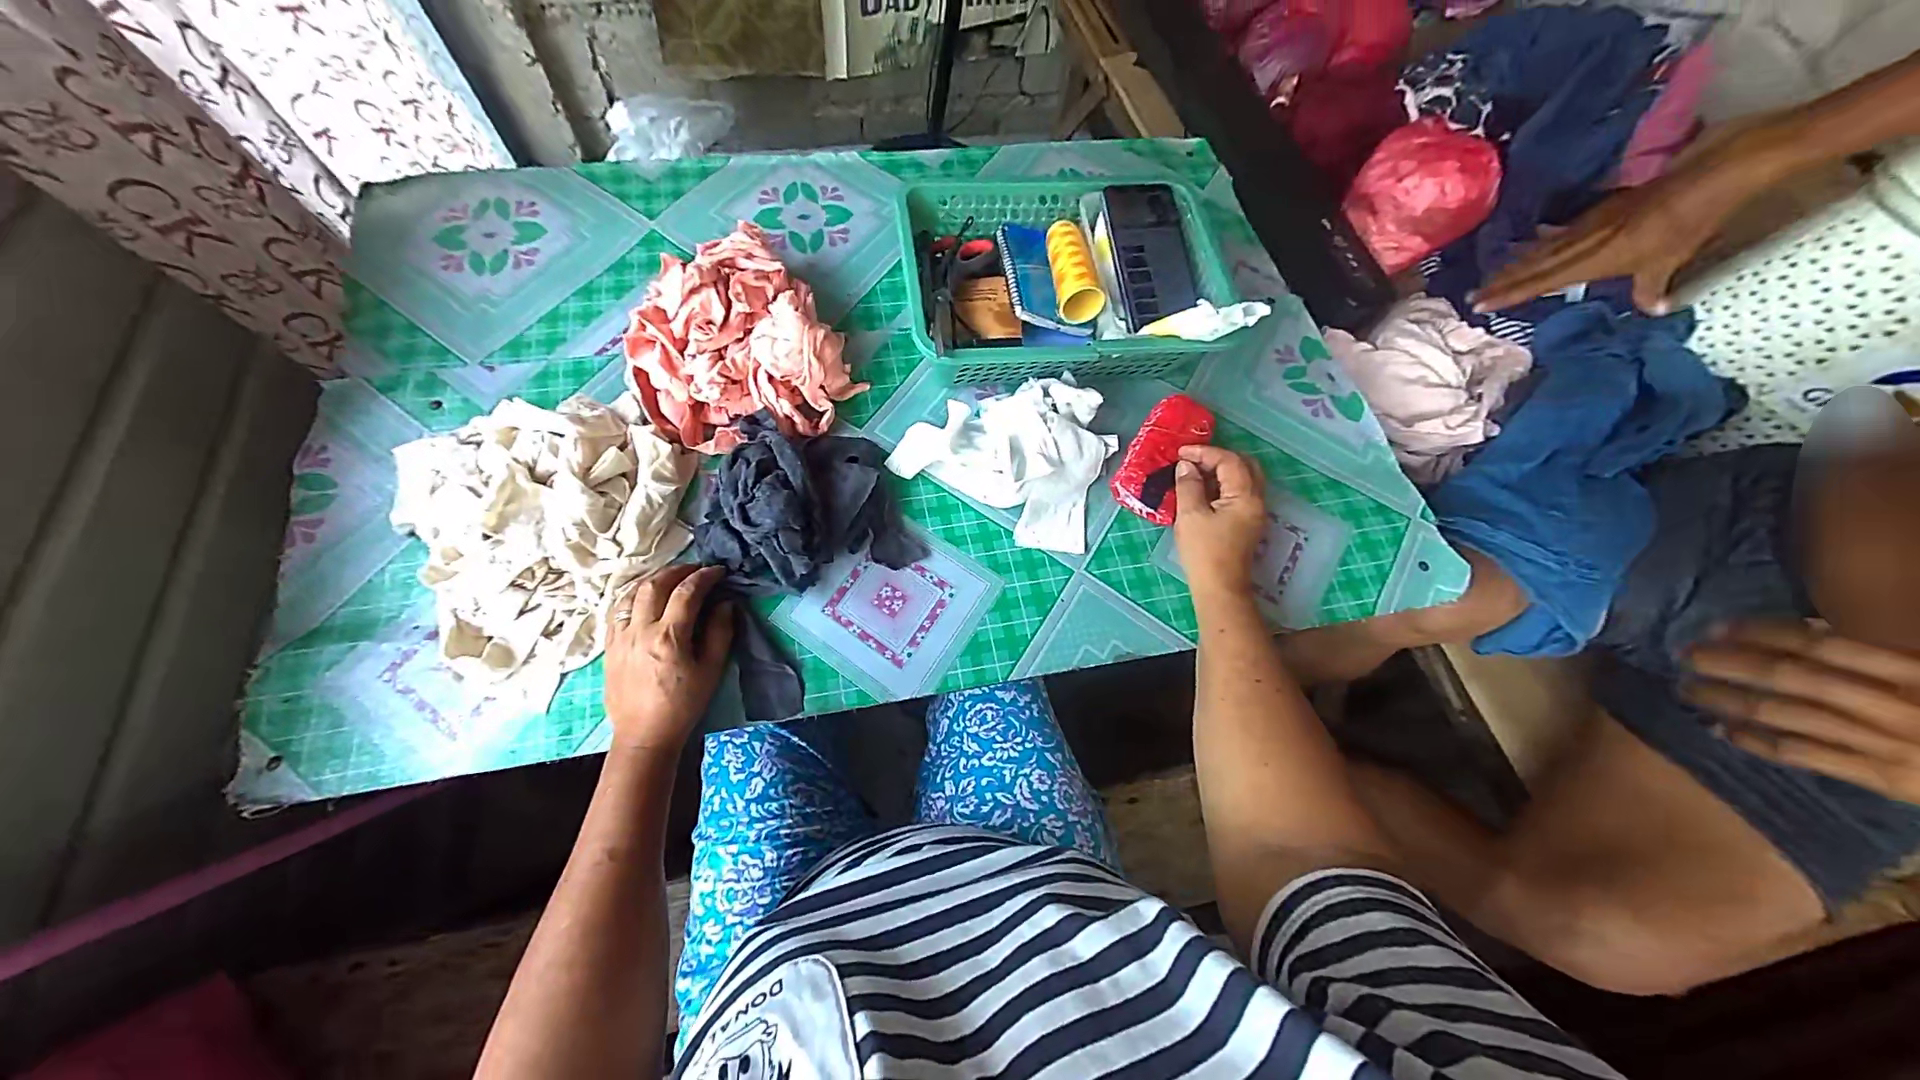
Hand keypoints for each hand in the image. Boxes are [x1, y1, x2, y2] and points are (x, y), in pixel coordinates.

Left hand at [604, 564, 734, 753]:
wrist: (644, 734)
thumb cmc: (683, 705)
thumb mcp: (711, 670)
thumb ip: (720, 632)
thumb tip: (725, 604)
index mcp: (669, 636)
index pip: (688, 592)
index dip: (705, 576)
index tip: (719, 571)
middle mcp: (640, 630)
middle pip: (656, 584)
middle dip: (678, 570)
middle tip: (696, 569)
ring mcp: (620, 637)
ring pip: (632, 592)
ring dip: (654, 578)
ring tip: (671, 578)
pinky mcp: (609, 645)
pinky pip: (617, 609)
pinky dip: (634, 595)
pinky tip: (645, 597)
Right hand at [1173, 445, 1266, 601]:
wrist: (1219, 588)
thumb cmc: (1204, 552)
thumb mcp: (1190, 515)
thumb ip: (1189, 485)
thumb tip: (1186, 466)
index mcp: (1245, 496)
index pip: (1229, 461)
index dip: (1204, 452)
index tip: (1181, 453)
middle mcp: (1257, 500)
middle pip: (1244, 465)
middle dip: (1218, 457)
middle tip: (1192, 459)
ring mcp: (1254, 512)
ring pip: (1243, 479)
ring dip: (1221, 471)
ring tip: (1195, 473)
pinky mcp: (1248, 523)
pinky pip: (1239, 493)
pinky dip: (1223, 485)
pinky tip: (1203, 491)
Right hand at [1471, 126, 1785, 314]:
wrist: (1719, 173)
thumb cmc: (1693, 221)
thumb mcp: (1671, 260)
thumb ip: (1652, 287)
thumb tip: (1654, 310)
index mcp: (1592, 260)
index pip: (1540, 282)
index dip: (1508, 294)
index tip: (1479, 304)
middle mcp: (1583, 243)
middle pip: (1533, 266)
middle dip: (1501, 281)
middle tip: (1472, 293)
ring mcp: (1592, 223)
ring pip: (1544, 248)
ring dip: (1516, 262)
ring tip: (1492, 273)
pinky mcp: (1605, 208)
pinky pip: (1564, 230)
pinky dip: (1544, 239)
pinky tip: (1534, 239)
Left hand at [1685, 620, 1919, 804]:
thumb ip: (1886, 654)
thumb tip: (1812, 628)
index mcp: (1917, 672)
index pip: (1822, 644)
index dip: (1762, 632)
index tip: (1716, 626)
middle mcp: (1897, 705)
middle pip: (1792, 677)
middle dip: (1729, 663)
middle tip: (1683, 654)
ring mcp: (1889, 744)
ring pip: (1786, 716)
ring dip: (1727, 700)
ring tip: (1687, 689)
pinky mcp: (1887, 779)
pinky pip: (1806, 756)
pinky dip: (1757, 742)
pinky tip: (1721, 730)